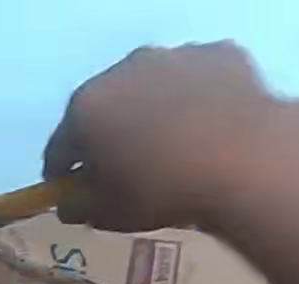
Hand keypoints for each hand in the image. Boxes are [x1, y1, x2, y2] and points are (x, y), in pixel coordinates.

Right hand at [44, 42, 279, 232]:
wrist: (241, 159)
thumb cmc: (157, 190)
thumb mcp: (105, 215)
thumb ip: (76, 207)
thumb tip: (68, 202)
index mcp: (85, 110)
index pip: (57, 149)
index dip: (60, 177)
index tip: (70, 196)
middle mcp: (122, 70)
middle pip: (102, 111)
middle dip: (103, 141)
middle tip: (118, 175)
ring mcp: (173, 55)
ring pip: (147, 92)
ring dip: (146, 119)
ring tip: (166, 155)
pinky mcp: (218, 54)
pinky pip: (192, 85)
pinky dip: (190, 106)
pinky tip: (203, 136)